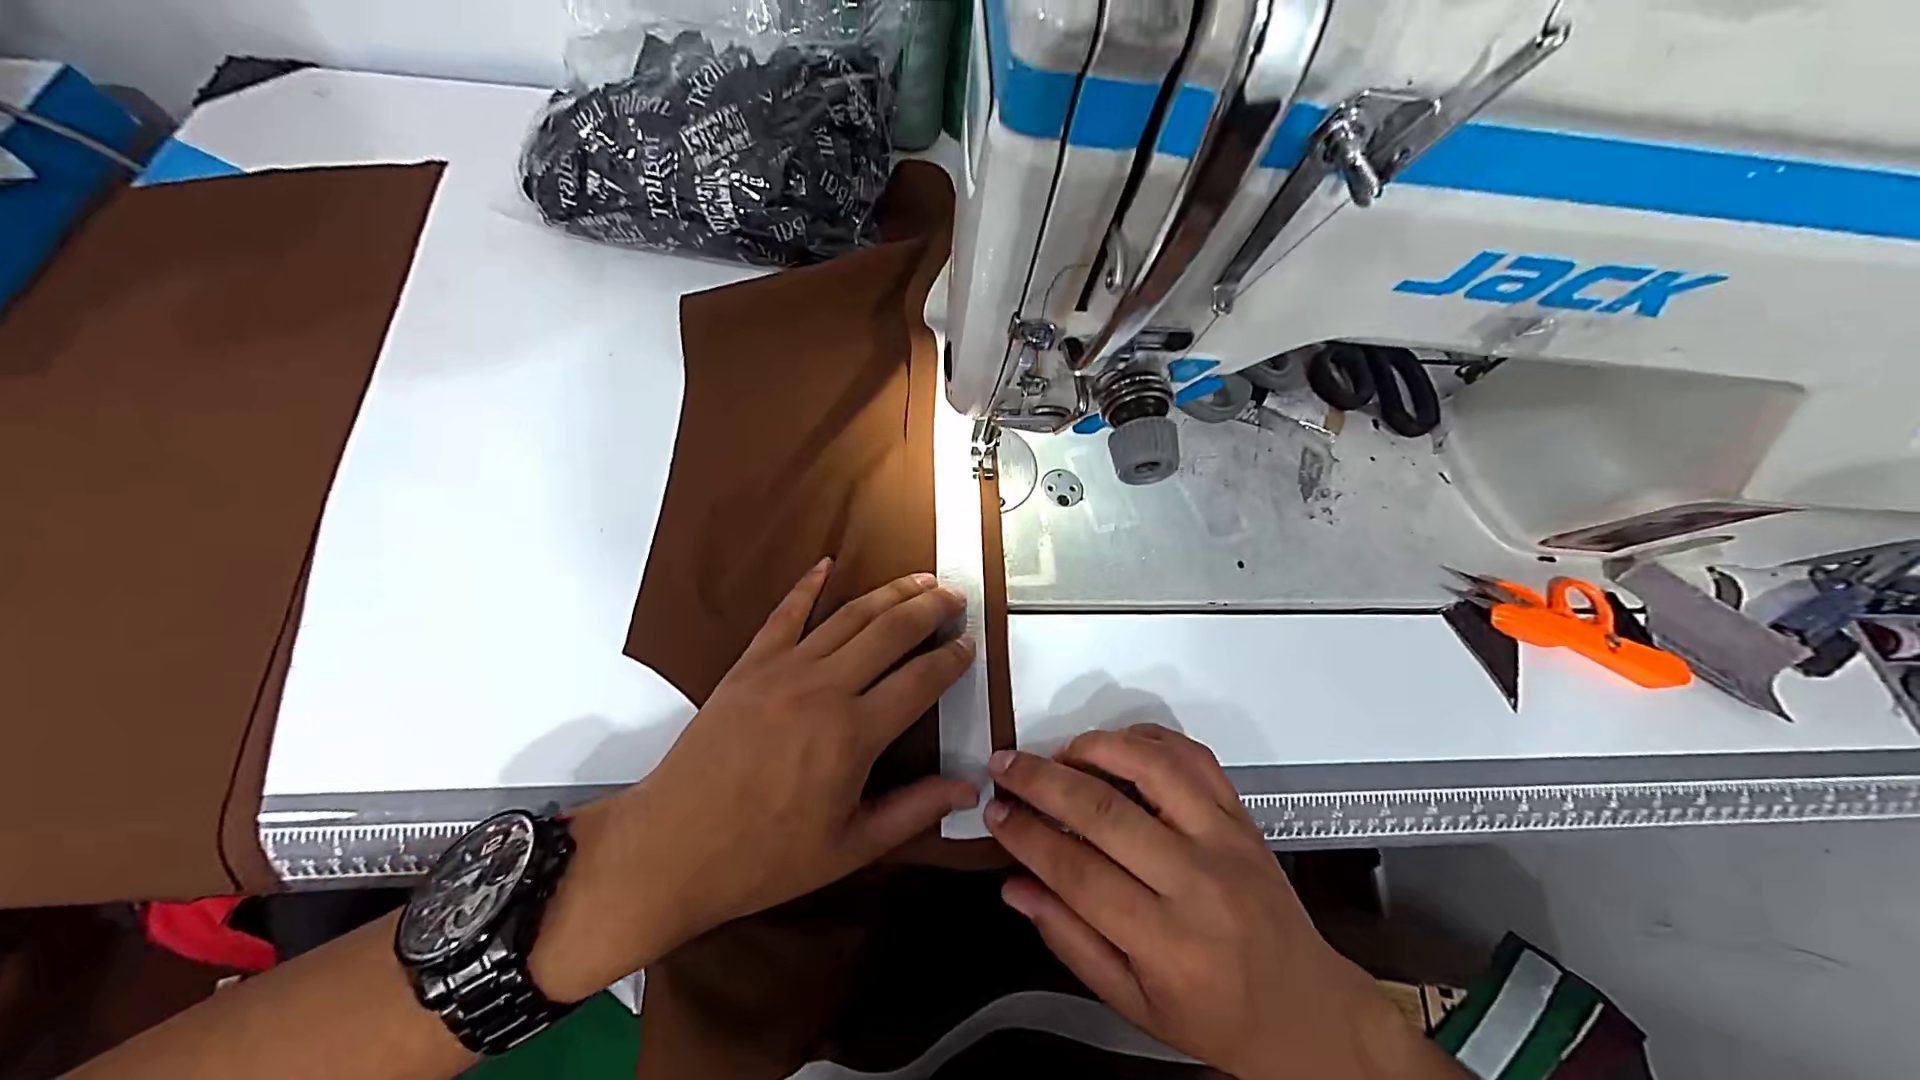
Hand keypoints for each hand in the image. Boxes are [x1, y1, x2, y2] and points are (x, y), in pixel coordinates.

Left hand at [530, 560, 979, 999]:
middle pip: (891, 631)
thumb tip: (969, 788)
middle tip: (954, 595)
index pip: (921, 680)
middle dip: (930, 607)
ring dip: (889, 592)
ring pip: (848, 616)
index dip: (953, 658)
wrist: (670, 850)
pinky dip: (808, 585)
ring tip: (918, 579)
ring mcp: (783, 670)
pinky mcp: (749, 665)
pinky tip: (827, 564)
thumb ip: (914, 811)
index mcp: (854, 736)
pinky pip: (784, 614)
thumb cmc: (763, 857)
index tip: (969, 645)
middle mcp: (824, 690)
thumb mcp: (850, 847)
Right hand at [985, 725, 1457, 1079]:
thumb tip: (1015, 886)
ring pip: (1152, 768)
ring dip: (1093, 748)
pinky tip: (1116, 743)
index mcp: (1168, 943)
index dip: (1026, 836)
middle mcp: (1198, 883)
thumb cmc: (1218, 1017)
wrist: (1307, 1013)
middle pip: (1104, 813)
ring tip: (1056, 752)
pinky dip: (1149, 737)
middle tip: (1006, 766)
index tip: (996, 813)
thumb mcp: (1134, 1002)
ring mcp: (1225, 840)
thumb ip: (1069, 939)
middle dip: (1041, 782)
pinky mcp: (1241, 817)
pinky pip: (1195, 757)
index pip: (1077, 873)